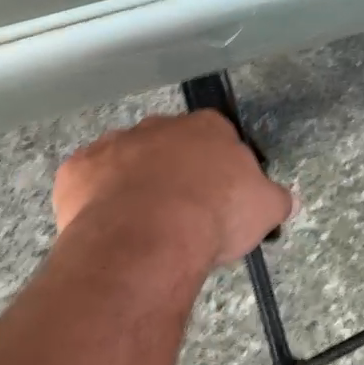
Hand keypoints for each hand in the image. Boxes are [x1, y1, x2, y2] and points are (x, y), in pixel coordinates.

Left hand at [52, 111, 294, 270]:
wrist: (147, 238)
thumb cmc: (215, 215)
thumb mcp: (266, 209)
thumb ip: (277, 198)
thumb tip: (287, 200)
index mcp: (208, 127)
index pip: (219, 136)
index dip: (219, 167)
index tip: (221, 197)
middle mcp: (159, 126)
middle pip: (170, 146)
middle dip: (175, 172)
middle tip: (183, 214)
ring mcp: (113, 144)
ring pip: (126, 162)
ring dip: (134, 185)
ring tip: (145, 228)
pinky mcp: (76, 170)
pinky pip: (89, 184)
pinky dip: (97, 202)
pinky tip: (110, 230)